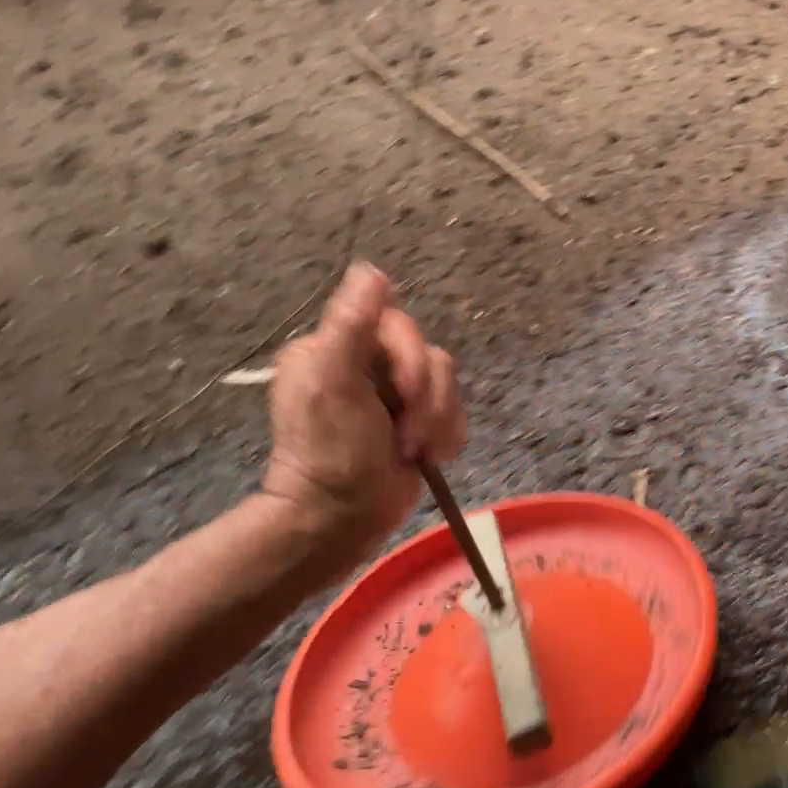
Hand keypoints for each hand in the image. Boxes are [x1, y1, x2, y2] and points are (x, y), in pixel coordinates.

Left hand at [260, 263, 464, 573]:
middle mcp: (366, 365)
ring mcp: (394, 396)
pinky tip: (429, 458)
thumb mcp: (334, 385)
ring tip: (415, 454)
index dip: (411, 361)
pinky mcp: (418, 422)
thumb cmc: (332, 453)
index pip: (398, 326)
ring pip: (448, 386)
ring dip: (438, 423)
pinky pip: (455, 412)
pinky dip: (447, 437)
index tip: (401, 396)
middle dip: (427, 402)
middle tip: (406, 438)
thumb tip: (371, 270)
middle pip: (430, 358)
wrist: (344, 517)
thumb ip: (350, 325)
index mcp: (337, 349)